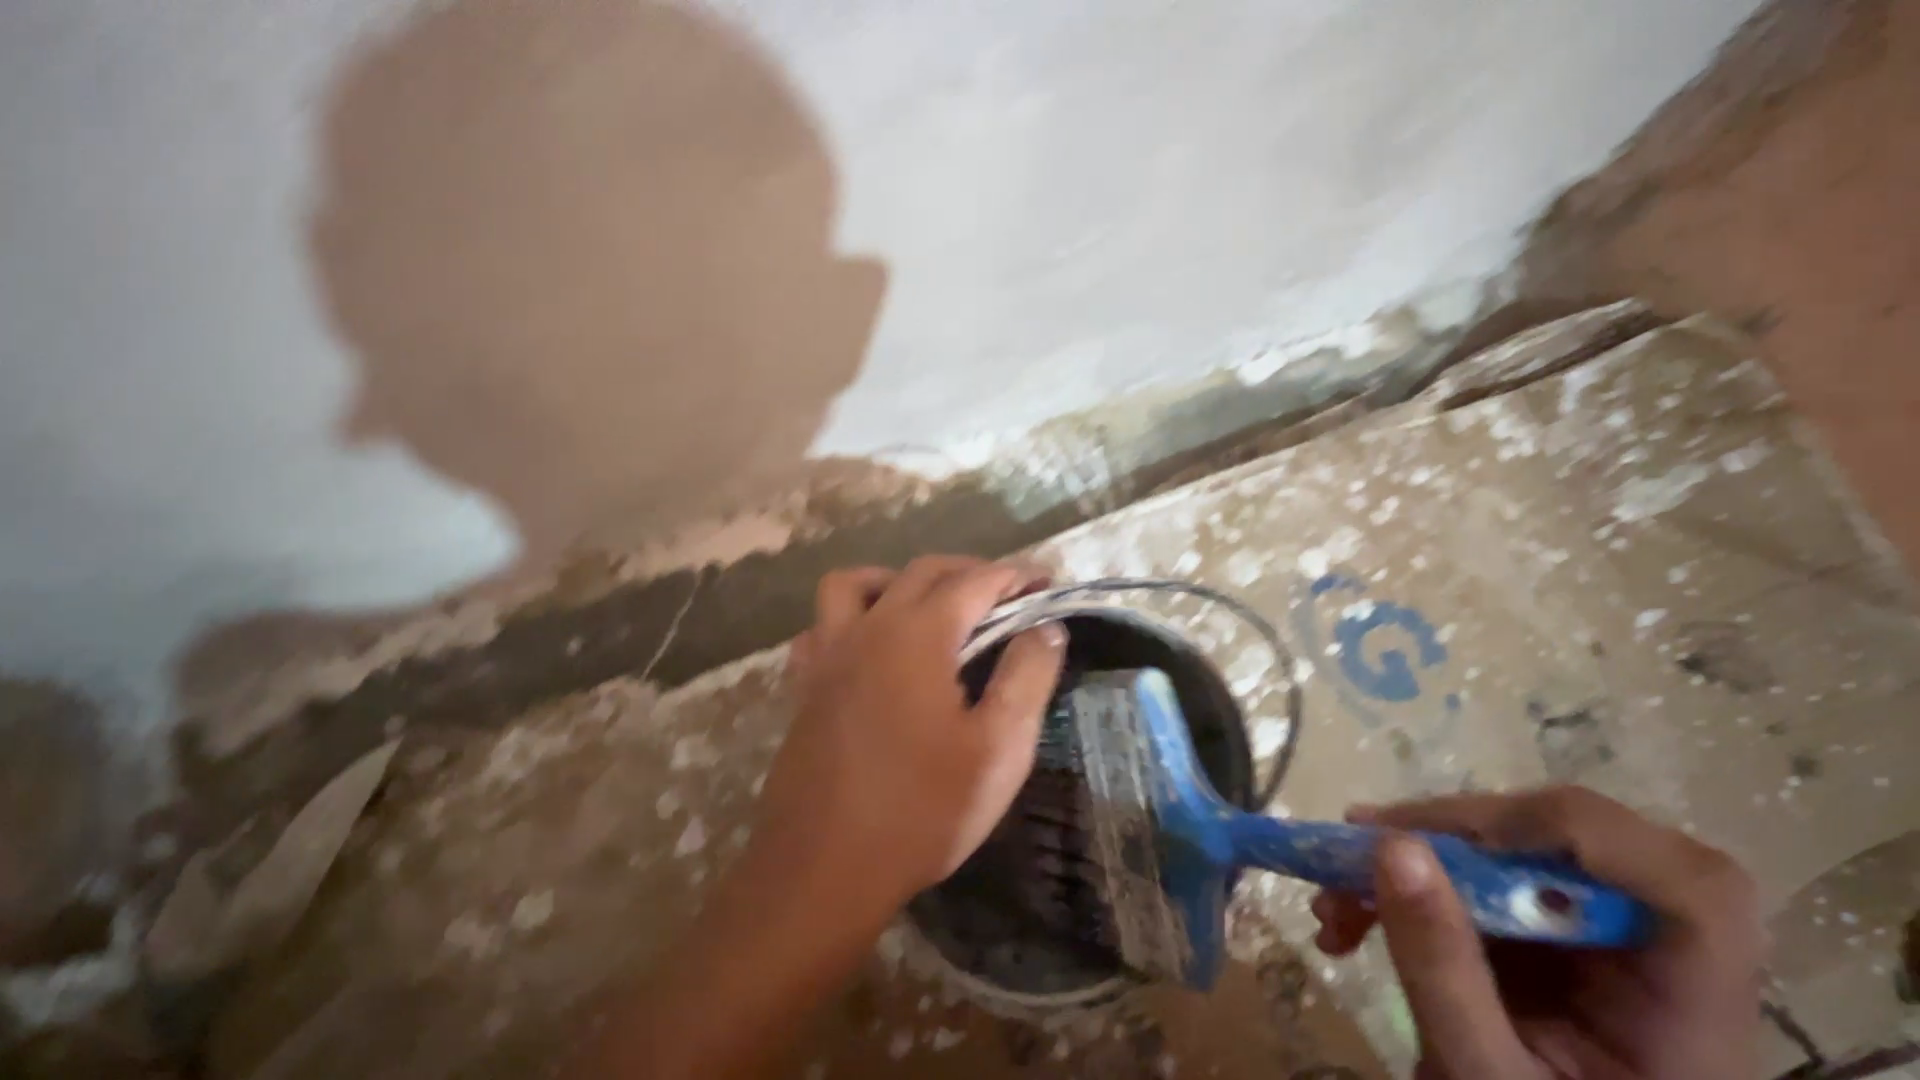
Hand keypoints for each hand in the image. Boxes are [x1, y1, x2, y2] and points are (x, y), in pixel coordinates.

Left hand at [754, 556, 1066, 908]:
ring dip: (899, 581)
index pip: (976, 582)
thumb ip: (1026, 677)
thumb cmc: (922, 811)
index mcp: (918, 635)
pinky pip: (821, 627)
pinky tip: (869, 651)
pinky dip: (849, 620)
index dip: (1016, 576)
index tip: (1048, 583)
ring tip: (931, 610)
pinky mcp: (803, 687)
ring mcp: (826, 656)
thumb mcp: (998, 749)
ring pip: (856, 585)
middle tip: (1008, 597)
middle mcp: (867, 629)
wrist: (823, 868)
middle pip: (921, 572)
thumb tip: (1046, 627)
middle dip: (969, 572)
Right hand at [1312, 787, 1763, 1079]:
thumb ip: (1443, 969)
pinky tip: (1349, 919)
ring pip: (1518, 852)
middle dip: (1457, 836)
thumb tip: (1392, 847)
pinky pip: (1482, 882)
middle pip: (1586, 847)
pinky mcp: (1546, 939)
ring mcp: (1601, 943)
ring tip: (1333, 900)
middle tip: (1359, 846)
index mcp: (1690, 1010)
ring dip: (1415, 860)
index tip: (1461, 842)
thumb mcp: (1482, 1073)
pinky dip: (1411, 889)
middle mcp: (1660, 958)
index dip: (1585, 839)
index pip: (1692, 888)